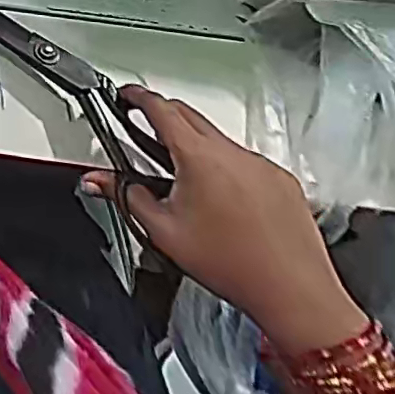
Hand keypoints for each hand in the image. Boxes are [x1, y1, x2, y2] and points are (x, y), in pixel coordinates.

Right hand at [81, 85, 368, 354]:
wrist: (297, 299)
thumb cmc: (235, 268)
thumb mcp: (163, 230)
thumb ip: (125, 195)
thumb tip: (97, 180)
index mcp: (199, 158)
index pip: (160, 107)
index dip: (137, 95)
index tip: (128, 94)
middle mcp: (232, 154)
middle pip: (188, 114)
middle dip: (162, 114)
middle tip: (144, 124)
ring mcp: (261, 165)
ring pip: (217, 136)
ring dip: (195, 142)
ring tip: (184, 173)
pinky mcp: (282, 180)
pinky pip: (245, 157)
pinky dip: (226, 163)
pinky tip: (222, 195)